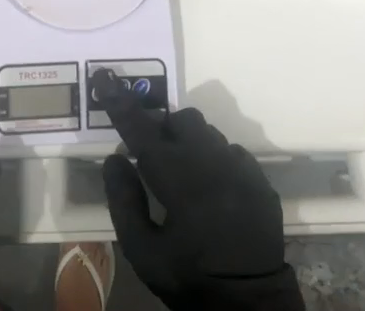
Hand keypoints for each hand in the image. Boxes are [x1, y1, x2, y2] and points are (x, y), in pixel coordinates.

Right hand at [96, 71, 302, 310]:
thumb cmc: (190, 279)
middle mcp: (212, 162)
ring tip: (183, 175)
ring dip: (189, 142)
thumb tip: (115, 159)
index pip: (142, 129)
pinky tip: (211, 191)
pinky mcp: (260, 181)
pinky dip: (215, 160)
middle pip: (182, 119)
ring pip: (209, 132)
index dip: (120, 102)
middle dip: (163, 127)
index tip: (105, 76)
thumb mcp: (143, 252)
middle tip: (152, 153)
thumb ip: (124, 201)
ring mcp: (241, 169)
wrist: (252, 305)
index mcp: (178, 178)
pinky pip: (232, 152)